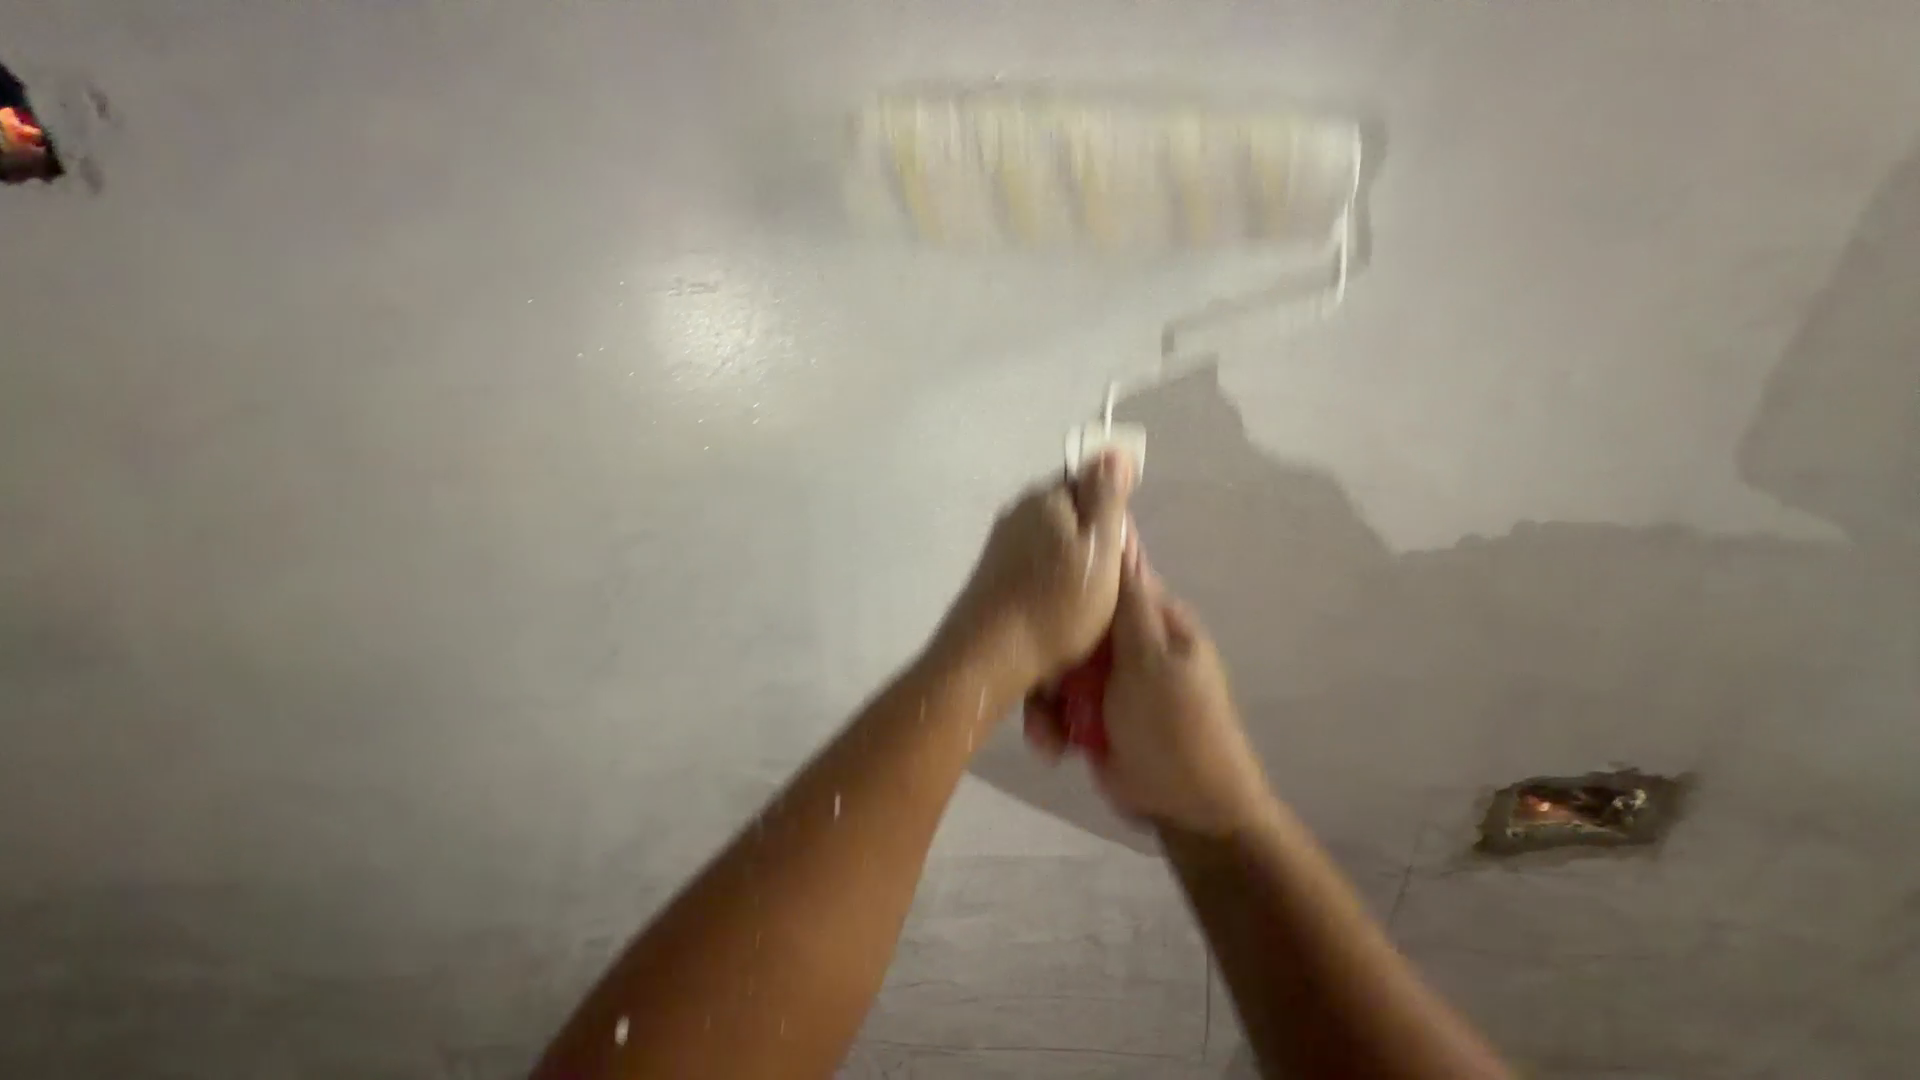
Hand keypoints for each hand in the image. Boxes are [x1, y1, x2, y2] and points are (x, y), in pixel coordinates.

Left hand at [941, 452, 1135, 693]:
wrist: (990, 657)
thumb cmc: (1056, 605)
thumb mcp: (1099, 548)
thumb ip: (1106, 497)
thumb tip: (1113, 447)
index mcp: (1044, 498)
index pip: (1090, 483)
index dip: (1113, 516)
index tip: (1123, 553)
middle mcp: (1018, 513)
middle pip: (1072, 516)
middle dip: (1095, 544)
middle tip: (1110, 585)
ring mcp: (1001, 545)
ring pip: (1056, 546)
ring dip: (1076, 569)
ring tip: (1088, 606)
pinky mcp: (993, 575)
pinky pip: (1036, 569)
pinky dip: (1053, 586)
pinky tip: (1060, 615)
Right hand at [1026, 548, 1274, 834]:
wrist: (1187, 810)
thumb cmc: (1176, 727)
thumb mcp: (1151, 659)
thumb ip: (1129, 602)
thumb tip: (1122, 535)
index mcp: (1154, 621)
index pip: (1109, 579)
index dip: (1070, 580)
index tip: (1033, 589)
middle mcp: (1128, 644)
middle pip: (1070, 628)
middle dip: (1049, 659)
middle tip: (1041, 685)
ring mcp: (1108, 682)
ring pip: (1055, 669)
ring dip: (1045, 703)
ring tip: (1049, 734)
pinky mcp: (1091, 715)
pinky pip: (1056, 705)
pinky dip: (1051, 726)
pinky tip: (1055, 748)